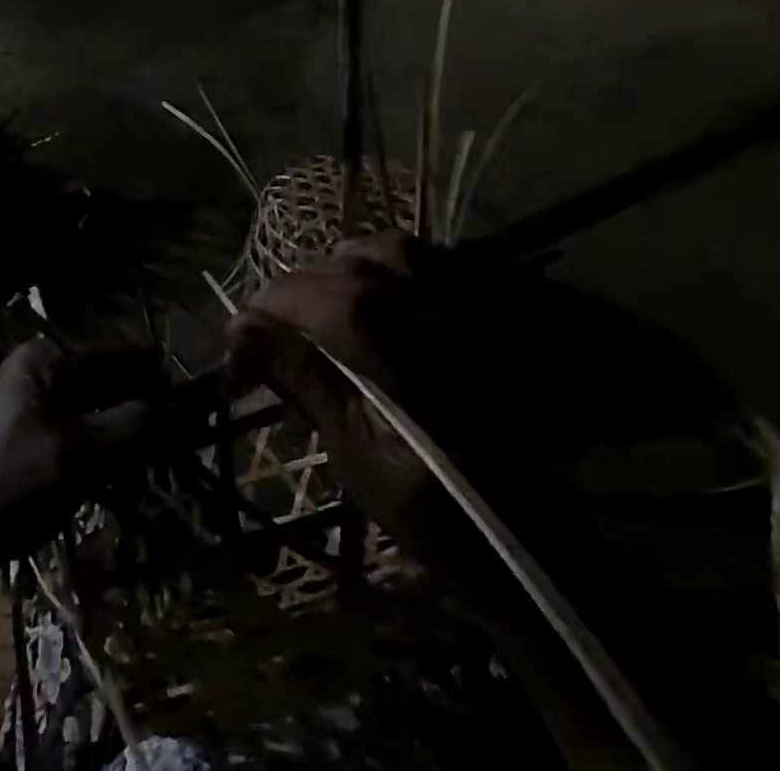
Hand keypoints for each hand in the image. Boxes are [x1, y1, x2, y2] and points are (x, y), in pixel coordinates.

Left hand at [0, 339, 162, 565]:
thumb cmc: (10, 484)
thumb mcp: (75, 452)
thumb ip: (127, 423)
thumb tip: (171, 405)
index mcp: (42, 362)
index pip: (111, 353)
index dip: (150, 370)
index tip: (189, 388)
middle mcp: (43, 377)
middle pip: (108, 381)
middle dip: (143, 404)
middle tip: (183, 425)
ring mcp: (41, 410)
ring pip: (103, 410)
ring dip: (131, 432)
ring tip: (162, 451)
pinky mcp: (43, 443)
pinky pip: (90, 436)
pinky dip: (113, 451)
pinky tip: (133, 473)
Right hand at [225, 231, 480, 569]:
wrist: (542, 531)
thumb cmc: (439, 509)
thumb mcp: (356, 454)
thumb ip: (304, 381)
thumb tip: (246, 336)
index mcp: (392, 347)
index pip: (307, 298)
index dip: (262, 315)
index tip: (237, 348)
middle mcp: (429, 303)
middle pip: (339, 269)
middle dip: (291, 298)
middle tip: (268, 339)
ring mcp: (467, 295)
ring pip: (382, 249)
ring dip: (336, 273)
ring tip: (317, 309)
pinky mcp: (490, 299)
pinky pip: (426, 256)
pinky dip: (384, 265)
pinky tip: (373, 293)